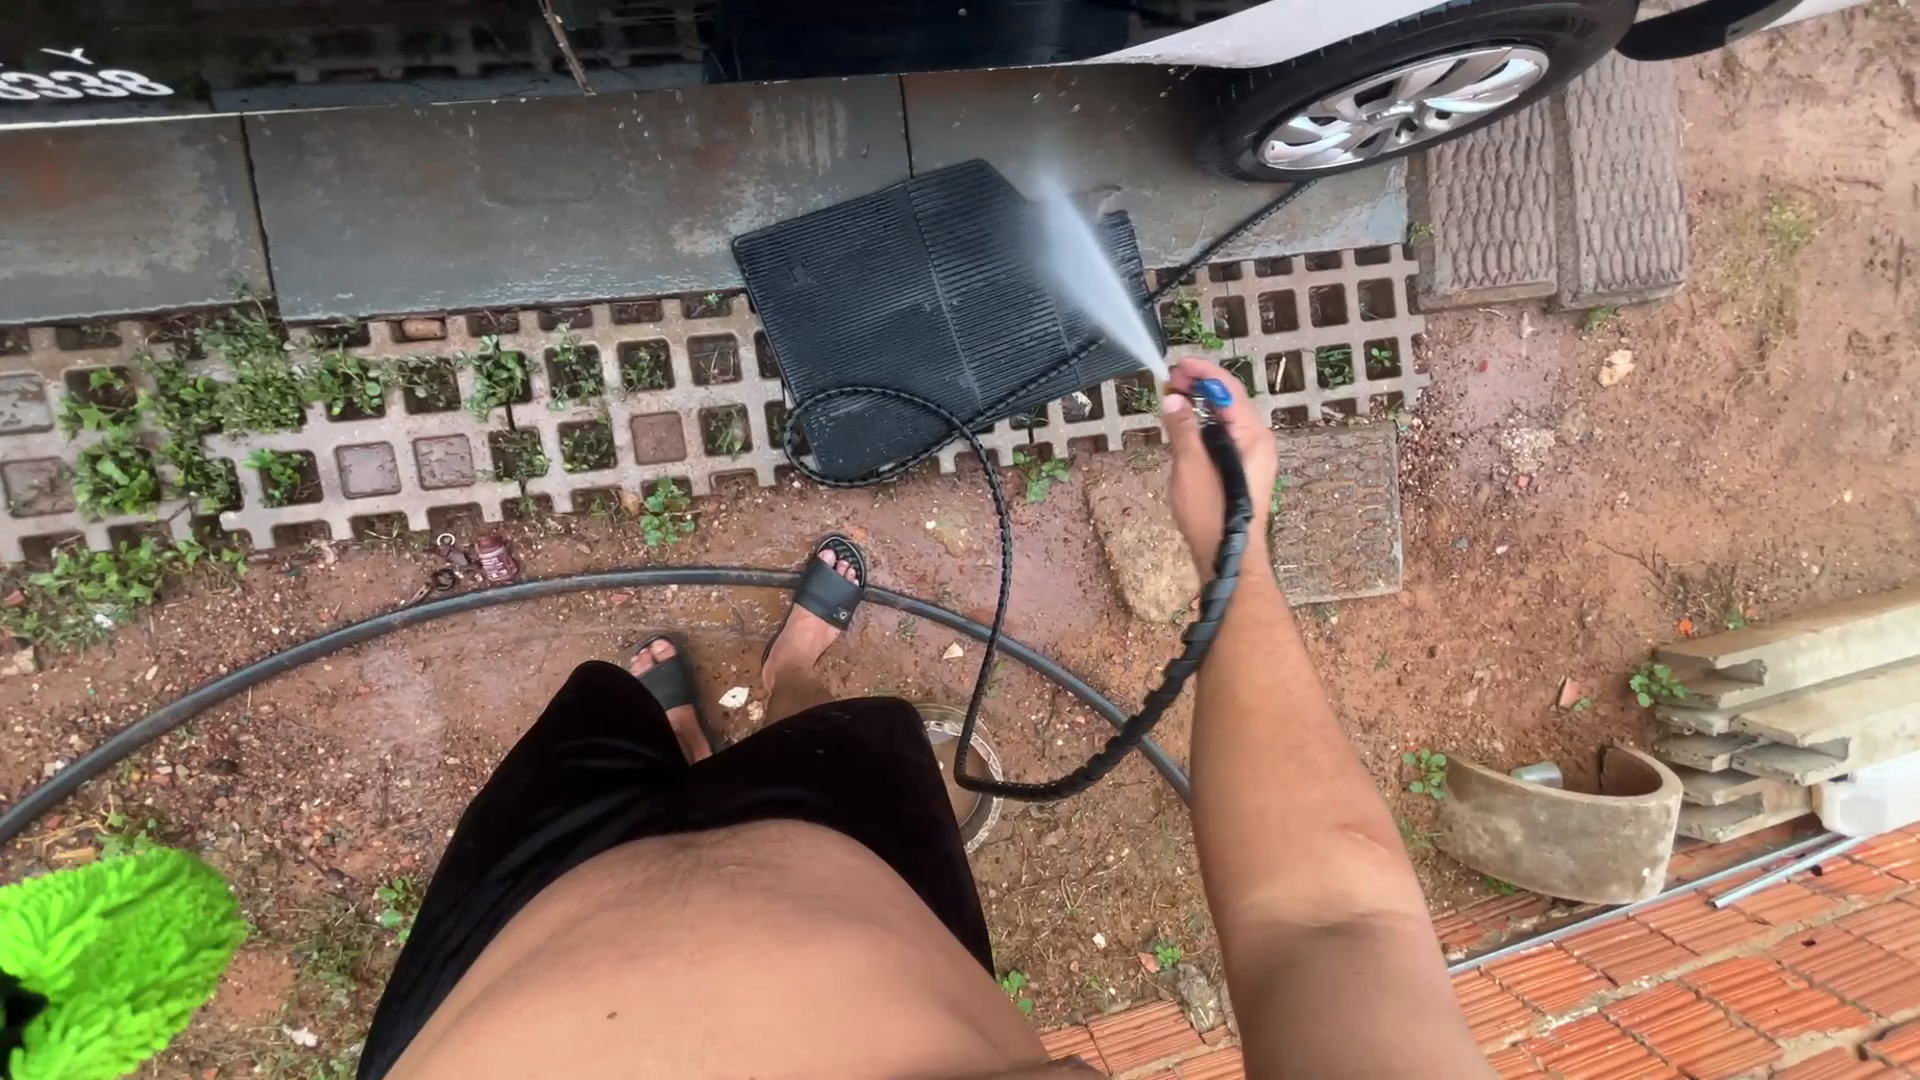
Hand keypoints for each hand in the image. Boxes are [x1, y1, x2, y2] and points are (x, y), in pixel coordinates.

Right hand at [1162, 355, 1278, 575]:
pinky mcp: (1240, 473)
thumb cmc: (1213, 515)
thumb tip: (1174, 401)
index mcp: (1253, 436)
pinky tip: (1184, 429)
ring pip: (1224, 420)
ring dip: (1200, 406)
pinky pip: (1222, 437)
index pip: (1229, 390)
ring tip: (1173, 398)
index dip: (1203, 373)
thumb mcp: (1192, 467)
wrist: (1227, 558)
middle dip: (1200, 386)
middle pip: (1229, 402)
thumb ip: (1184, 430)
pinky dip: (1202, 426)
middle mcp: (1257, 443)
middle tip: (1171, 380)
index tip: (1178, 365)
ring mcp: (1250, 459)